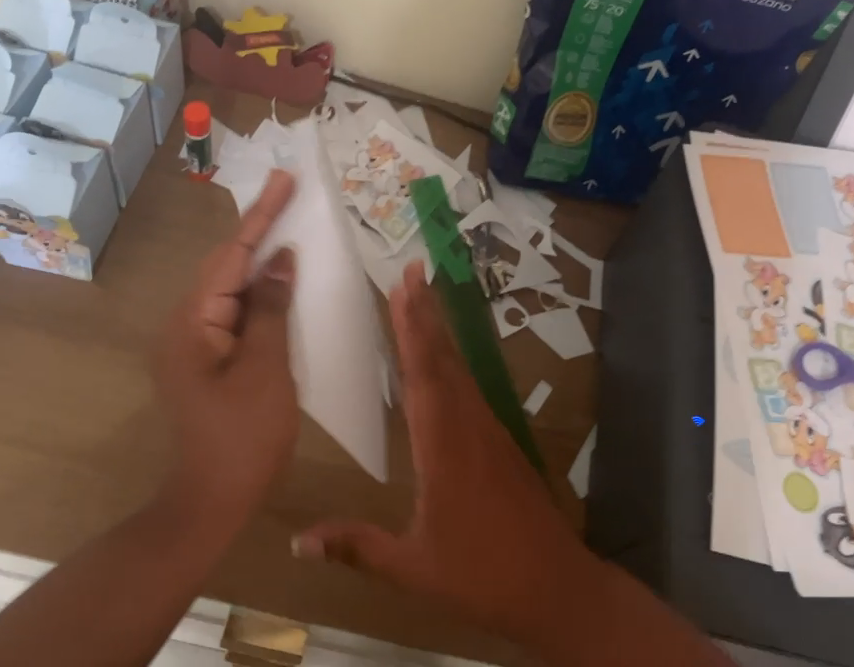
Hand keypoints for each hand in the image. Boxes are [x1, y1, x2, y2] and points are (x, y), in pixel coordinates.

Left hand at [157, 170, 299, 528]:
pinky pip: (234, 311)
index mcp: (193, 321)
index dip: (262, 216)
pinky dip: (258, 291)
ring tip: (289, 221)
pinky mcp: (206, 359)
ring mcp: (192, 343)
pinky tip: (280, 280)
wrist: (210, 502)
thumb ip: (271, 308)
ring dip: (260, 258)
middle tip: (291, 191)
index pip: (231, 255)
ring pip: (230, 286)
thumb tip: (280, 259)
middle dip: (259, 228)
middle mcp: (184, 323)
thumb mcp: (266, 368)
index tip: (285, 179)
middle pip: (225, 264)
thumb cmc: (243, 437)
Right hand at [292, 261, 605, 648]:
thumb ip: (357, 546)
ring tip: (422, 300)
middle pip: (443, 358)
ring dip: (439, 333)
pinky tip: (444, 365)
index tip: (404, 284)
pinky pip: (470, 390)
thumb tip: (297, 542)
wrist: (555, 585)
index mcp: (443, 445)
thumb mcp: (412, 566)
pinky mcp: (502, 443)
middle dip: (425, 312)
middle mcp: (469, 425)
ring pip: (460, 370)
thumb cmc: (480, 573)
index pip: (423, 373)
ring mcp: (490, 431)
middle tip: (412, 269)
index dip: (411, 326)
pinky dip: (452, 364)